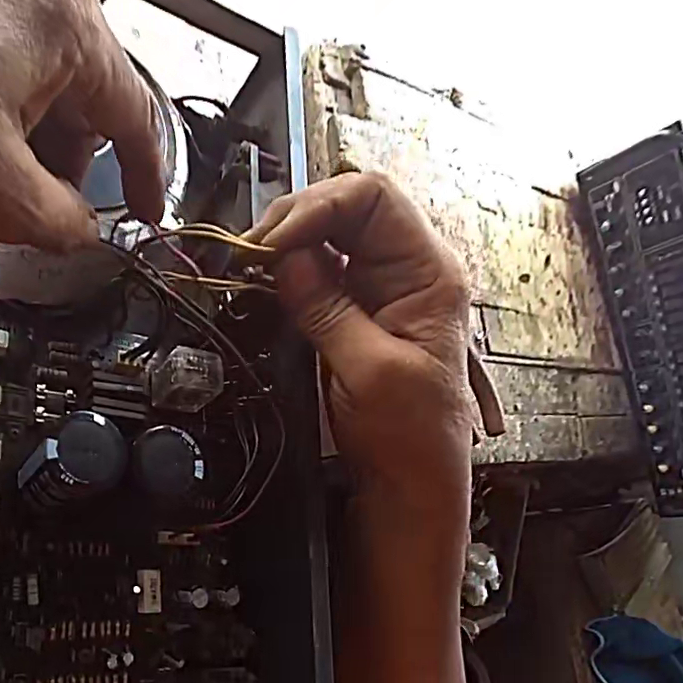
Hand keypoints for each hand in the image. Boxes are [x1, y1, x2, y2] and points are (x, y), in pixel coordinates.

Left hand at [0, 0, 165, 248]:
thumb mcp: (5, 197)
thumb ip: (69, 229)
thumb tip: (86, 235)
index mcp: (70, 24)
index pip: (138, 119)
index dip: (147, 180)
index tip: (145, 214)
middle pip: (86, 102)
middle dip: (69, 164)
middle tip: (38, 206)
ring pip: (41, 83)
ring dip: (28, 141)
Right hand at [245, 173, 472, 509]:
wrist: (409, 483)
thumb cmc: (410, 435)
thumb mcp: (369, 370)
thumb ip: (327, 309)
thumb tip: (285, 258)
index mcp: (429, 274)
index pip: (375, 199)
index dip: (320, 206)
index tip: (275, 240)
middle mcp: (407, 272)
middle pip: (349, 209)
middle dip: (297, 220)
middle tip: (252, 250)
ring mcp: (380, 292)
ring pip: (330, 240)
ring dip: (289, 244)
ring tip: (252, 263)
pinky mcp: (356, 315)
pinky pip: (320, 276)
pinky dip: (290, 273)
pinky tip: (268, 281)